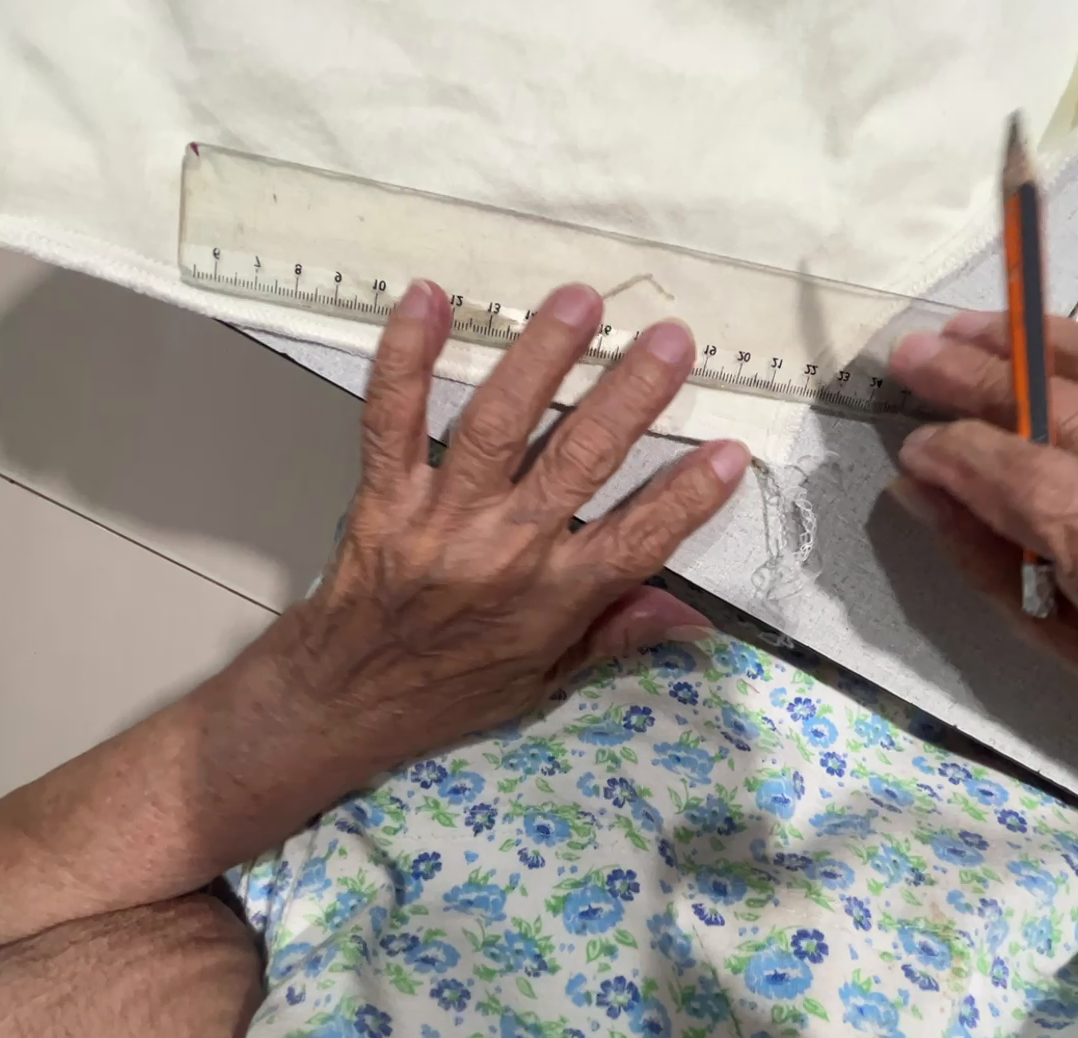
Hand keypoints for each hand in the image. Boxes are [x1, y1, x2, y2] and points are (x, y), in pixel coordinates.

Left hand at [264, 279, 749, 767]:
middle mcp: (504, 550)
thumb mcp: (544, 681)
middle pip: (579, 464)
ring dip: (540, 359)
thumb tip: (696, 619)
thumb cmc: (452, 689)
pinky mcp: (384, 496)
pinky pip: (392, 420)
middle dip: (630, 398)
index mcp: (552, 599)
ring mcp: (441, 518)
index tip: (731, 451)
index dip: (688, 499)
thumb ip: (615, 636)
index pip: (637, 542)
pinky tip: (429, 298)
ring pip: (496, 427)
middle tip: (671, 340)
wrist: (346, 699)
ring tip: (580, 302)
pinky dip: (406, 358)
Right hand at [885, 309, 1077, 766]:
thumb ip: (982, 557)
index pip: (1036, 484)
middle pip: (1076, 414)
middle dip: (982, 377)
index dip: (962, 452)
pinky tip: (1070, 332)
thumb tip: (915, 485)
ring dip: (1041, 338)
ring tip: (975, 327)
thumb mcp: (1059, 642)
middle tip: (917, 355)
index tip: (913, 442)